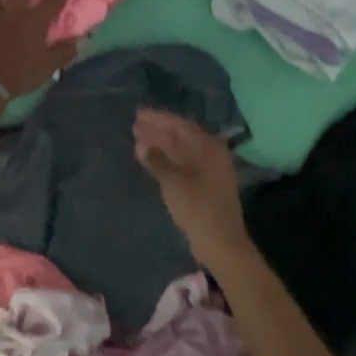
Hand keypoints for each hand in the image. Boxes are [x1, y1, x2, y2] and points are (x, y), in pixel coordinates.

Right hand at [133, 108, 254, 268]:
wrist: (220, 241)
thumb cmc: (198, 208)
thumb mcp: (174, 182)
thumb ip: (158, 160)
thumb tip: (143, 144)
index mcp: (209, 148)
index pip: (180, 125)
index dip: (159, 119)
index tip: (138, 114)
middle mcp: (211, 154)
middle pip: (181, 137)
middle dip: (158, 131)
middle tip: (135, 125)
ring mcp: (208, 171)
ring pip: (181, 151)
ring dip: (161, 145)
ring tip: (138, 140)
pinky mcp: (203, 185)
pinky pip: (182, 165)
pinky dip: (166, 161)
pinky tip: (151, 161)